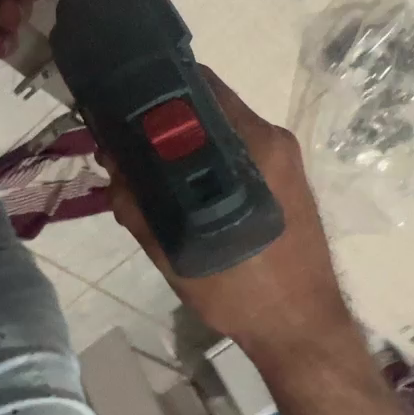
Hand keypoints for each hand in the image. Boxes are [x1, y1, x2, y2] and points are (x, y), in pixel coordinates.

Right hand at [105, 69, 357, 357]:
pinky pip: (234, 155)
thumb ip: (137, 204)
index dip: (153, 90)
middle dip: (161, 122)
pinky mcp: (284, 181)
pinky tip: (178, 190)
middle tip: (122, 146)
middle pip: (206, 108)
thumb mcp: (174, 250)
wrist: (301, 329)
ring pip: (218, 132)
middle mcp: (271, 141)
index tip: (118, 108)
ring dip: (181, 145)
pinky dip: (203, 162)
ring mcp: (282, 160)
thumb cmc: (240, 290)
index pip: (197, 85)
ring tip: (144, 172)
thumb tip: (112, 164)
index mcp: (253, 145)